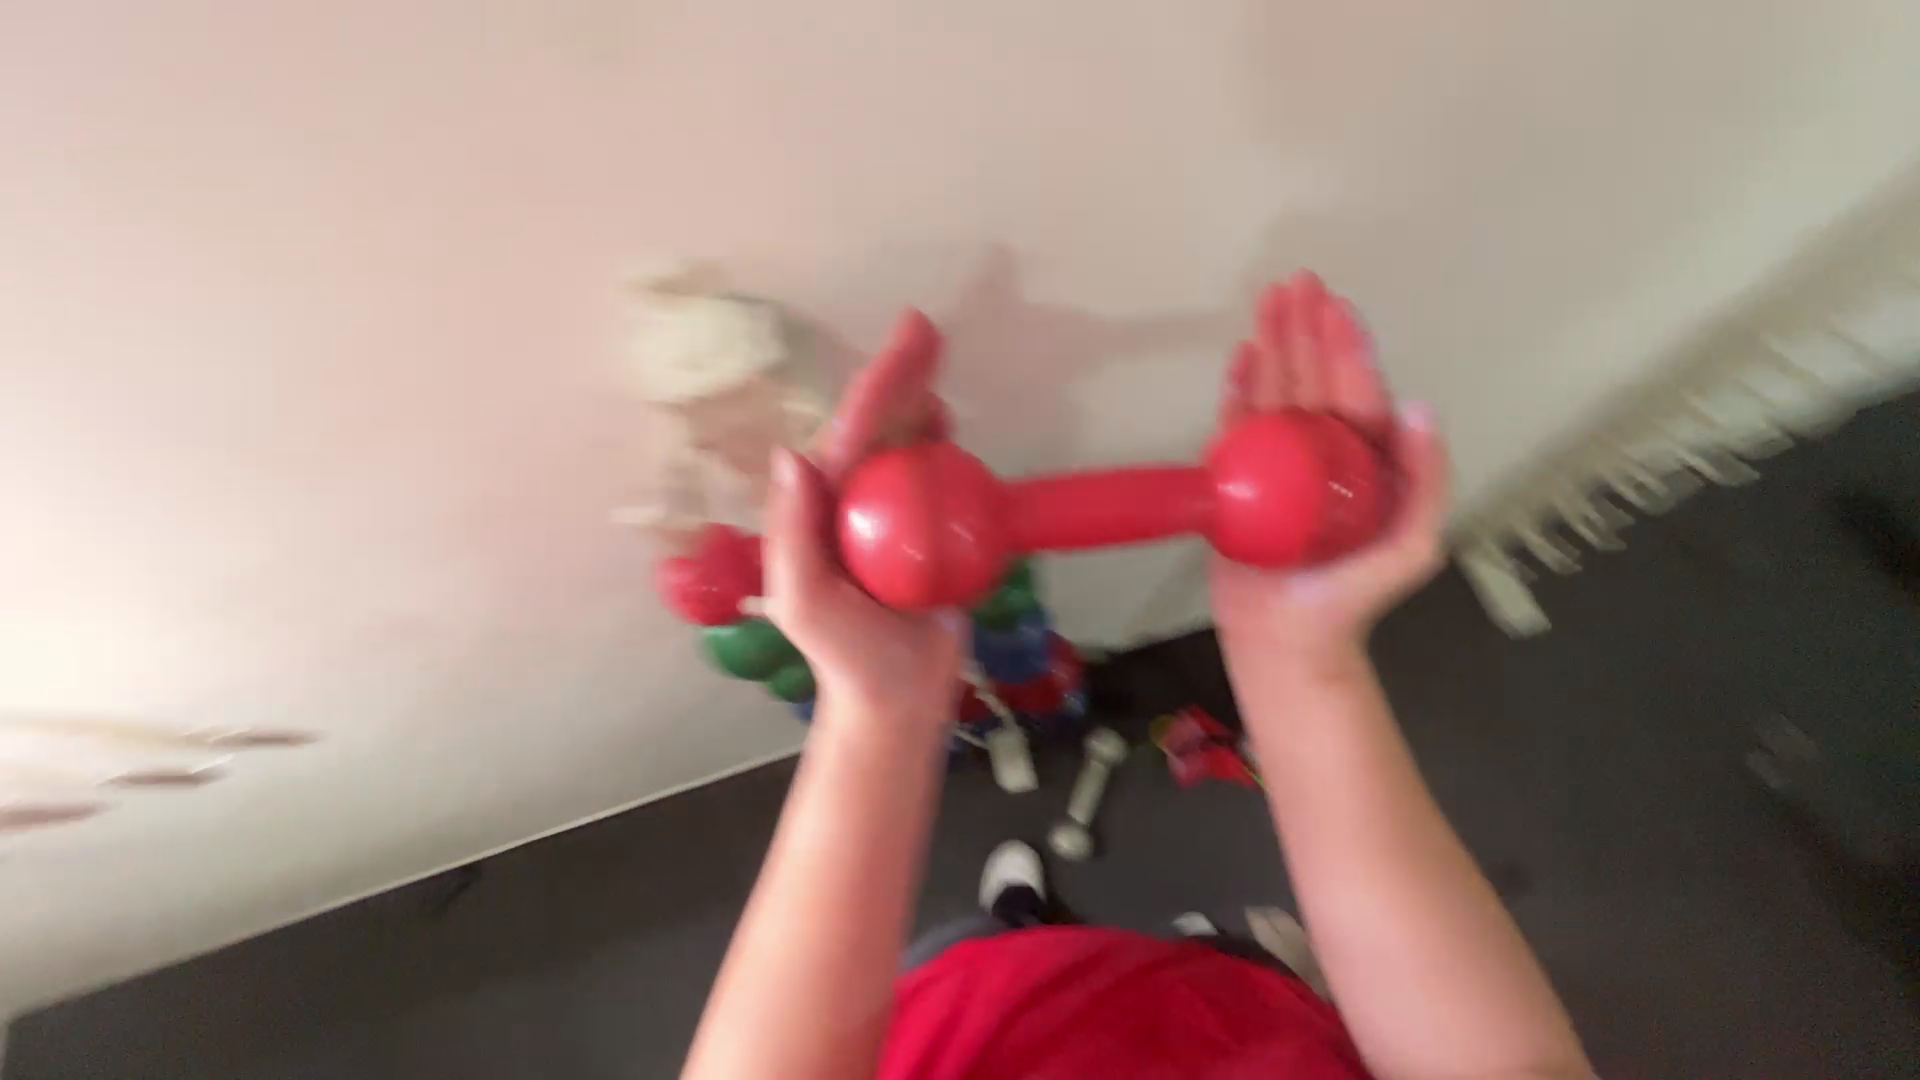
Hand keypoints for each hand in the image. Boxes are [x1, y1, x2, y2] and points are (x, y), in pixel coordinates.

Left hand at [761, 311, 964, 726]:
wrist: (897, 694)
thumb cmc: (845, 654)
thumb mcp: (803, 600)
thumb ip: (791, 534)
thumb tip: (791, 454)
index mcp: (824, 509)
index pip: (853, 435)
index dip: (879, 383)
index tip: (911, 335)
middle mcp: (857, 502)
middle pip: (881, 428)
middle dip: (902, 376)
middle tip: (927, 330)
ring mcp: (896, 517)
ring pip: (909, 447)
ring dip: (920, 403)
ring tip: (935, 364)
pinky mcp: (931, 535)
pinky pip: (942, 483)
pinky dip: (947, 450)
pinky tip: (951, 428)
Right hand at [1210, 273, 1450, 662]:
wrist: (1286, 637)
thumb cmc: (1348, 597)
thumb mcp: (1410, 547)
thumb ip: (1424, 483)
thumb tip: (1420, 408)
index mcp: (1361, 460)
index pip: (1354, 392)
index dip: (1345, 345)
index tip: (1332, 302)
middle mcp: (1319, 453)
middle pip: (1311, 381)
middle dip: (1303, 330)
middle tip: (1293, 283)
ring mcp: (1274, 465)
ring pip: (1273, 395)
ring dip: (1270, 349)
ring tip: (1264, 306)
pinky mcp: (1236, 480)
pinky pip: (1235, 429)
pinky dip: (1236, 393)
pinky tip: (1239, 359)